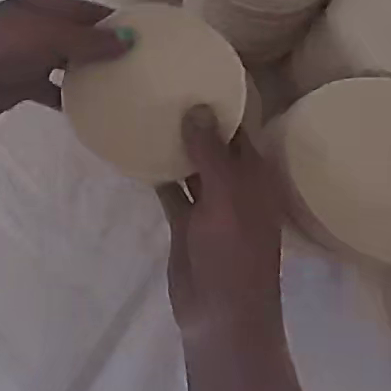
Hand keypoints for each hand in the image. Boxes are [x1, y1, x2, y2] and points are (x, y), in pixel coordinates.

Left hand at [0, 0, 129, 121]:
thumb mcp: (47, 36)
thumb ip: (87, 40)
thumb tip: (130, 41)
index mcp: (47, 6)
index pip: (91, 12)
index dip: (117, 23)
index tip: (148, 39)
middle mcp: (42, 27)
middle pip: (83, 38)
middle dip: (108, 50)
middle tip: (141, 68)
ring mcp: (32, 56)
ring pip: (71, 65)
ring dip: (91, 75)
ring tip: (123, 89)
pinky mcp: (24, 84)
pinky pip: (55, 91)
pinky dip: (70, 99)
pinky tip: (92, 111)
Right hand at [158, 106, 291, 347]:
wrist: (221, 317)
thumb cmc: (234, 254)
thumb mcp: (226, 198)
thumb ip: (210, 153)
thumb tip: (198, 107)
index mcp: (254, 176)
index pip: (239, 129)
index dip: (221, 104)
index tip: (195, 73)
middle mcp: (234, 185)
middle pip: (213, 144)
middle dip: (193, 120)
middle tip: (163, 85)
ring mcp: (209, 205)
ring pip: (190, 165)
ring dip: (173, 145)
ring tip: (147, 110)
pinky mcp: (186, 222)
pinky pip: (171, 190)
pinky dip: (157, 174)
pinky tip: (136, 152)